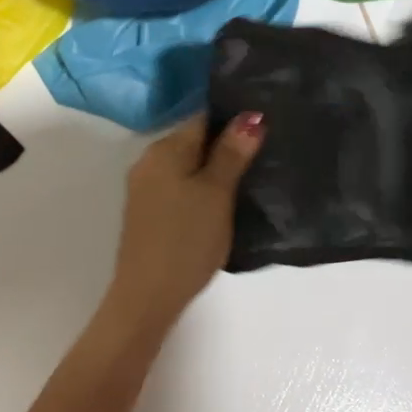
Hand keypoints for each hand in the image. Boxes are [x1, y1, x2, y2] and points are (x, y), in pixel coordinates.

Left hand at [106, 112, 265, 321]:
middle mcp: (148, 162)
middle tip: (266, 156)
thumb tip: (250, 116)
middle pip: (194, 143)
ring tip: (250, 181)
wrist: (148, 295)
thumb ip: (232, 153)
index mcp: (164, 149)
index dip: (235, 120)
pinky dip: (199, 192)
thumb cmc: (187, 240)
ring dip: (214, 172)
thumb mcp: (217, 194)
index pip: (204, 118)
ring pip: (186, 168)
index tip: (266, 129)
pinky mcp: (147, 214)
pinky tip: (221, 207)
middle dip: (226, 147)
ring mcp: (144, 190)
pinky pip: (178, 189)